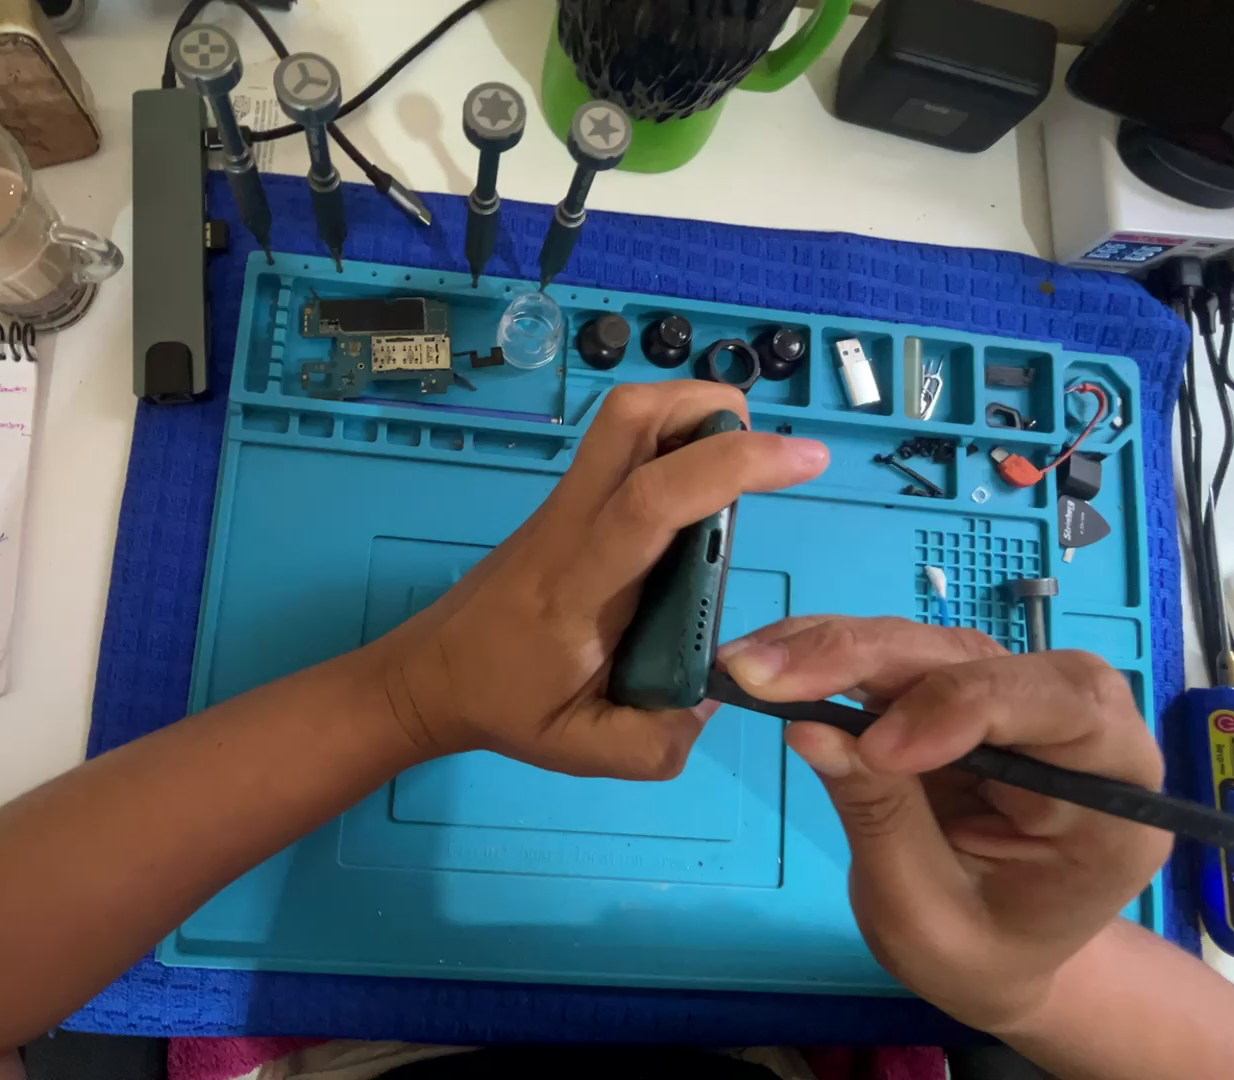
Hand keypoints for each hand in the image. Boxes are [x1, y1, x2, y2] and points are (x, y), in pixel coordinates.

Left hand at [374, 382, 828, 779]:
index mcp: (578, 587)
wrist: (429, 673)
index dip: (729, 466)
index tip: (804, 460)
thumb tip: (720, 692)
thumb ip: (660, 740)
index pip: (649, 502)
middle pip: (627, 418)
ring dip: (690, 414)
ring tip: (738, 465)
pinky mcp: (559, 508)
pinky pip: (616, 450)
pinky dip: (669, 441)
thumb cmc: (502, 707)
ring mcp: (559, 508)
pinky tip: (695, 493)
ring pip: (621, 422)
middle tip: (765, 452)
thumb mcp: (582, 751)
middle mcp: (569, 527)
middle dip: (708, 406)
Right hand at [718, 617, 1170, 1033]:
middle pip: (967, 656)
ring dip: (823, 649)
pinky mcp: (933, 694)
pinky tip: (763, 663)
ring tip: (746, 666)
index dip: (967, 705)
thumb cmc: (978, 952)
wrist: (989, 954)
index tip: (880, 750)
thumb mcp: (927, 914)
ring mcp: (989, 703)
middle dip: (860, 657)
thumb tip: (807, 729)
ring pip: (913, 643)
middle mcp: (1056, 729)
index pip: (1065, 704)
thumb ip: (879, 818)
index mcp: (1106, 796)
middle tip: (761, 674)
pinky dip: (814, 656)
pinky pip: (877, 655)